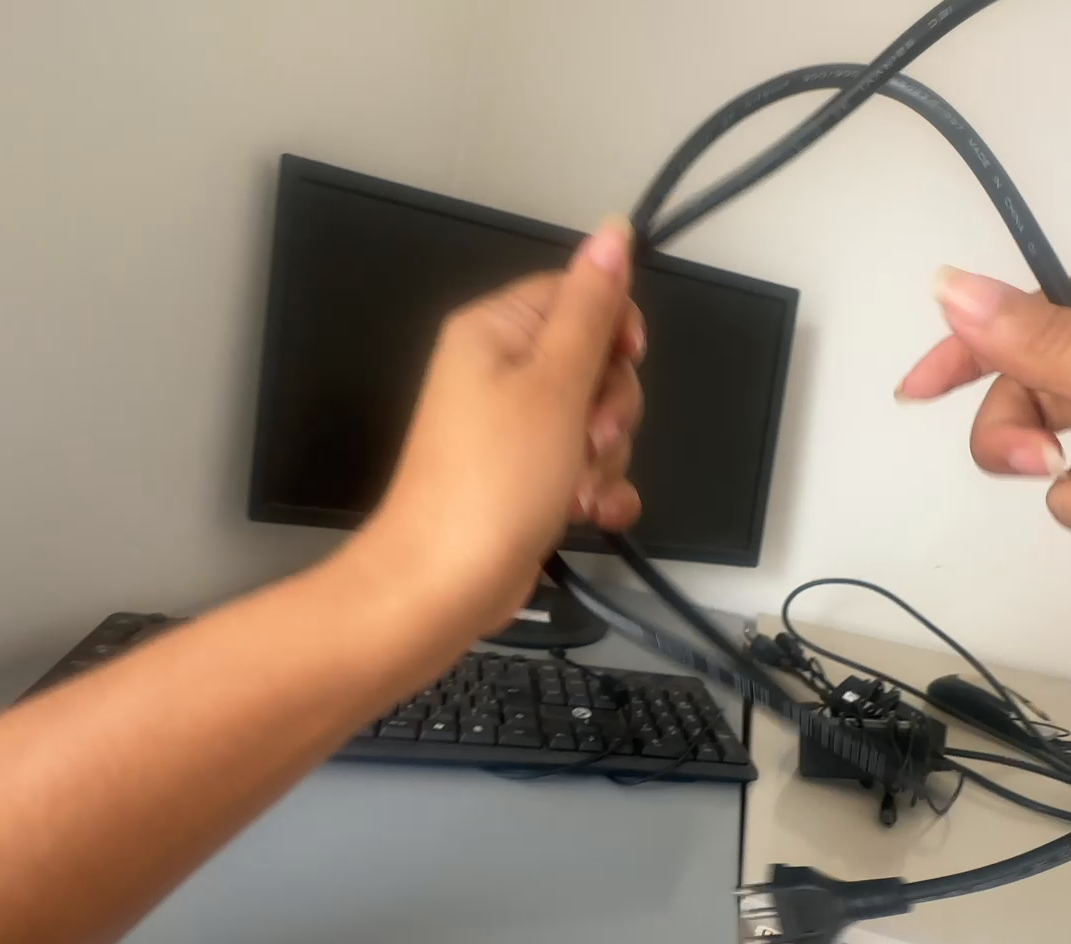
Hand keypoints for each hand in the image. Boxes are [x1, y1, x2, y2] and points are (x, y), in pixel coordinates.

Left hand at [362, 219, 645, 633]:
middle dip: (610, 407)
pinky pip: (586, 466)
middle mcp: (502, 375)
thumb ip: (591, 308)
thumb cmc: (492, 482)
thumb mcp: (554, 383)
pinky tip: (589, 512)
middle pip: (595, 361)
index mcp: (497, 332)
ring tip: (576, 488)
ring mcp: (517, 431)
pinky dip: (597, 490)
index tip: (623, 361)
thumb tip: (613, 231)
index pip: (577, 295)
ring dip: (605, 458)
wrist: (446, 584)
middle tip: (588, 438)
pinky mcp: (530, 478)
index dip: (613, 328)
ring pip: (597, 420)